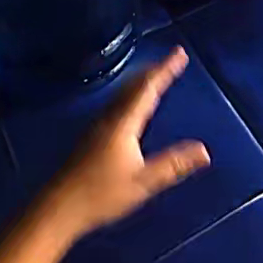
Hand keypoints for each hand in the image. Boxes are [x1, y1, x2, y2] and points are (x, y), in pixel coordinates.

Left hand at [37, 47, 210, 242]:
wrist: (57, 209)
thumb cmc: (100, 195)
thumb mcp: (142, 182)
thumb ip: (173, 165)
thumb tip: (205, 151)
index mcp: (123, 123)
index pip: (148, 89)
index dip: (165, 69)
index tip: (180, 54)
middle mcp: (109, 117)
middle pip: (133, 85)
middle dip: (154, 70)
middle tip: (171, 58)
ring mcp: (97, 126)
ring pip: (123, 92)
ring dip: (141, 79)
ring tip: (155, 73)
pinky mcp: (91, 136)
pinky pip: (116, 102)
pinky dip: (131, 93)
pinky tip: (131, 103)